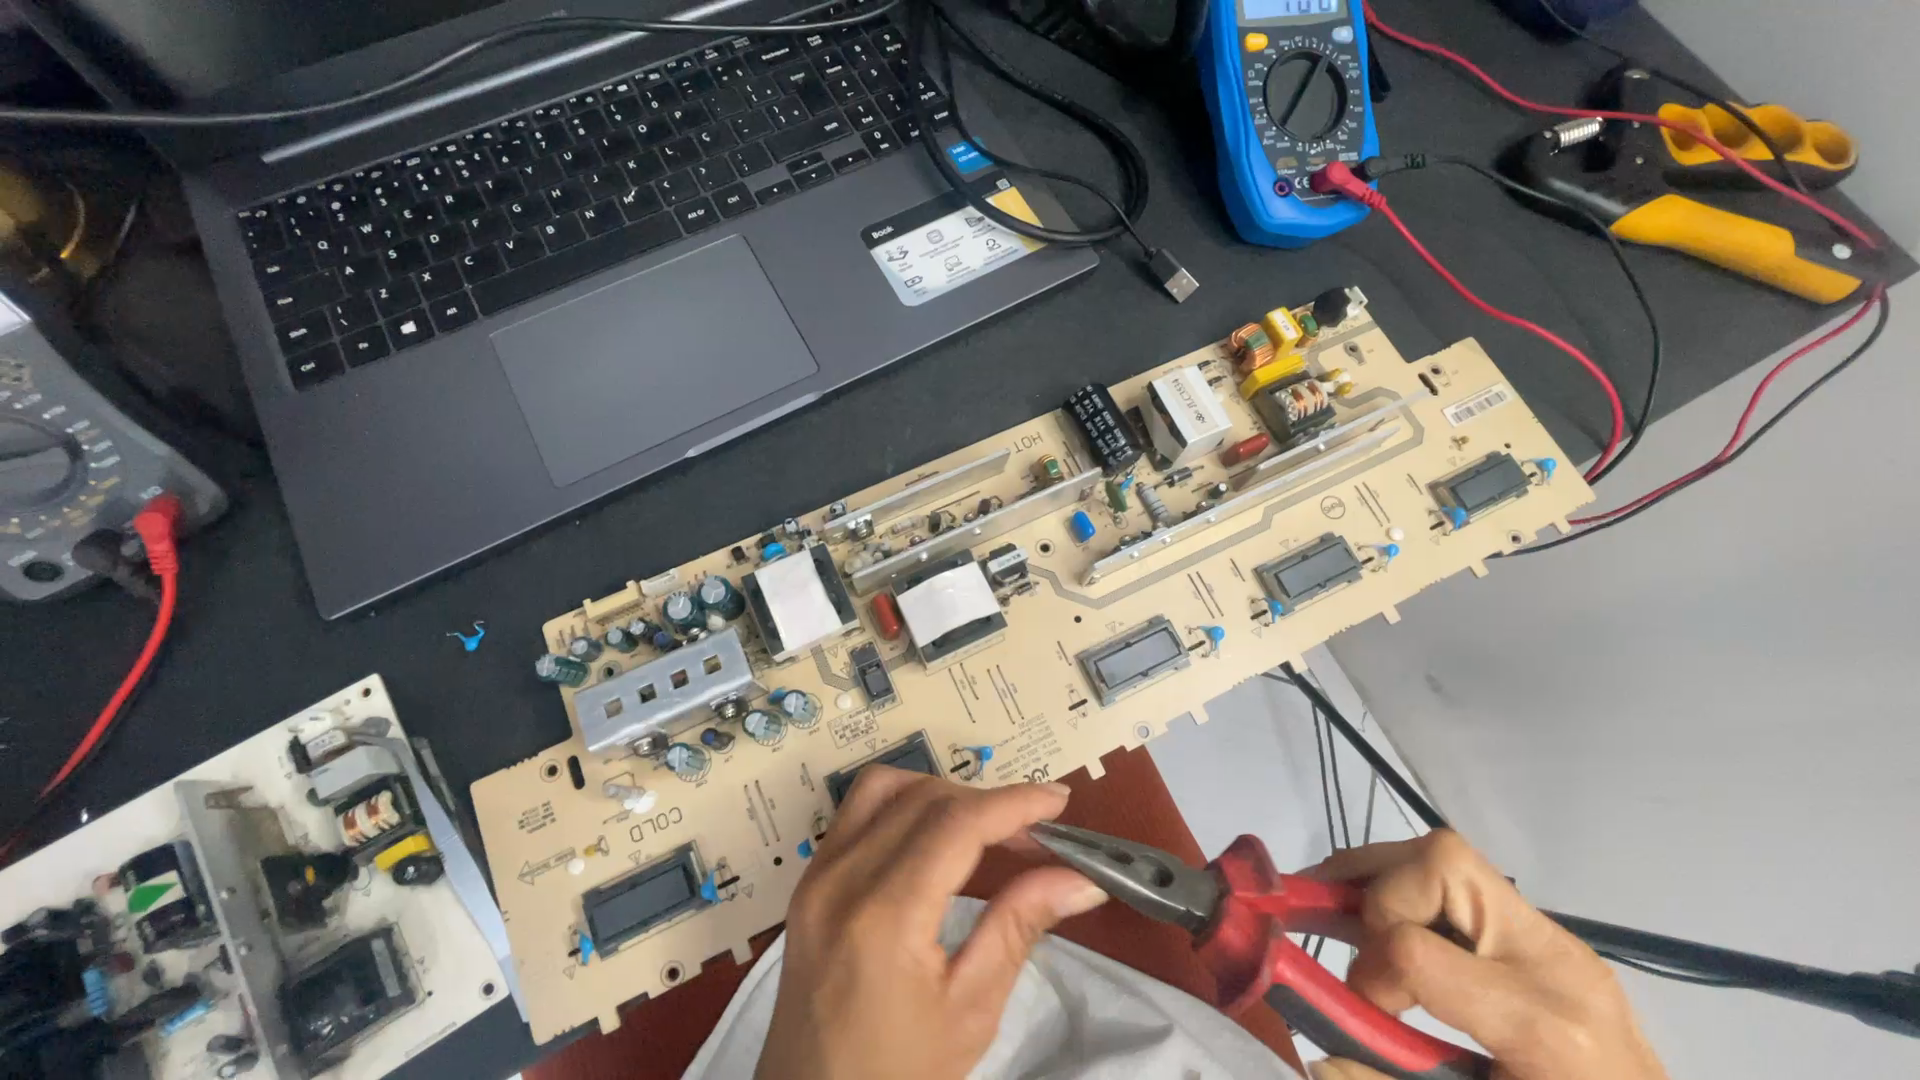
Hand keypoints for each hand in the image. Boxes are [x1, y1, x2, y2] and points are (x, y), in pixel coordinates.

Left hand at [755, 767, 1108, 1079]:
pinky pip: (857, 812)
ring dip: (942, 794)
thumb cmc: (897, 1074)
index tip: (1059, 802)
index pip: (956, 824)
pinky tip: (934, 841)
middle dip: (987, 802)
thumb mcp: (970, 1011)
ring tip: (984, 832)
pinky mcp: (808, 882)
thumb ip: (1019, 927)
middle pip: (924, 799)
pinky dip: (904, 806)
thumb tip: (1080, 878)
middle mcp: (841, 878)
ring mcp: (816, 875)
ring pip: (884, 789)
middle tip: (1034, 837)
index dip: (1014, 803)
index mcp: (883, 916)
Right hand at [1305, 831, 1668, 1079]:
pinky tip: (1386, 925)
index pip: (1413, 949)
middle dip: (1379, 899)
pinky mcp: (1549, 941)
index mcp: (1543, 1028)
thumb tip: (1318, 1061)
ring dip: (1386, 882)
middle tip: (1362, 953)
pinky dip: (1412, 892)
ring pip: (1449, 857)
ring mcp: (1558, 943)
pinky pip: (1465, 884)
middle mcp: (1556, 963)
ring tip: (1344, 915)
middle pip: (1441, 864)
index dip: (1365, 974)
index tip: (1361, 1013)